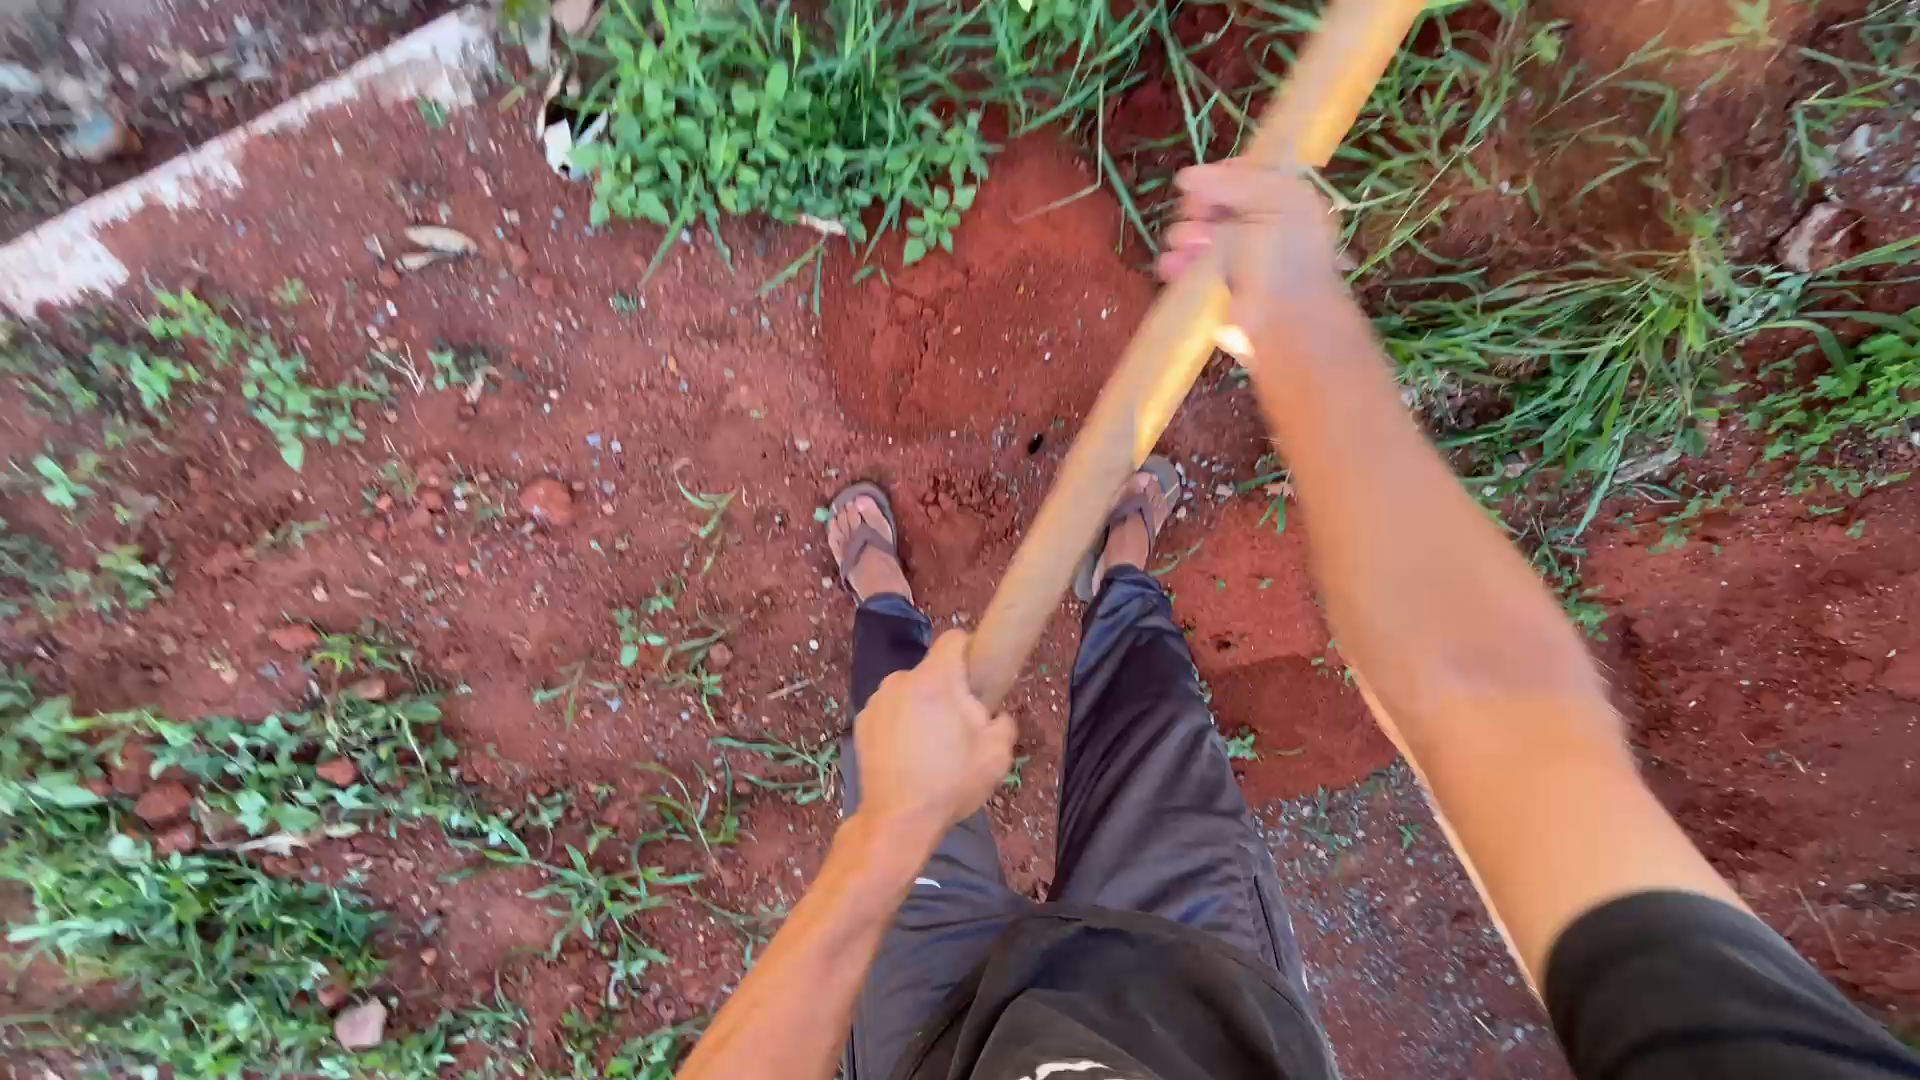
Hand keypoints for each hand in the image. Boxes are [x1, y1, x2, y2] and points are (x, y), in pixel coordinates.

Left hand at [852, 631, 1015, 842]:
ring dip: (923, 707)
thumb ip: (1002, 721)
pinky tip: (907, 755)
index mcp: (934, 680)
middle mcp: (900, 680)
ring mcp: (876, 700)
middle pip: (933, 670)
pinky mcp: (861, 722)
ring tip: (931, 747)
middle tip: (959, 728)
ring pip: (911, 691)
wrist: (898, 821)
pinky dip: (900, 723)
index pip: (954, 639)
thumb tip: (992, 714)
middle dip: (949, 690)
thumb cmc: (950, 783)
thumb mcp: (996, 754)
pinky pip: (891, 710)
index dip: (970, 652)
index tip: (978, 678)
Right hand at [1155, 160, 1346, 359]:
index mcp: (1283, 199)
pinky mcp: (1215, 288)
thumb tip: (1187, 177)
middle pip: (1214, 205)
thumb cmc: (1286, 256)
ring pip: (1197, 237)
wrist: (1284, 321)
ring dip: (1185, 237)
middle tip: (1195, 217)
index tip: (1198, 185)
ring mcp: (1236, 259)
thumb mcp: (1272, 202)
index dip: (1218, 176)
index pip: (1243, 174)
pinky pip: (1188, 269)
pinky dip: (1177, 265)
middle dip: (1199, 209)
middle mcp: (1260, 226)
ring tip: (1183, 245)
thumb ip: (1233, 183)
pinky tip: (1169, 265)